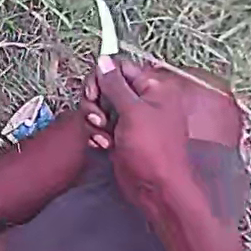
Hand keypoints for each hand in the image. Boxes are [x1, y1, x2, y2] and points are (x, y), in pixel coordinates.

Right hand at [81, 55, 235, 229]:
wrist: (155, 188)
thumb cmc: (153, 150)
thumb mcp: (132, 112)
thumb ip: (114, 84)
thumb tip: (104, 61)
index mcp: (153, 89)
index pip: (120, 68)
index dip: (103, 77)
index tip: (94, 91)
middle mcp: (142, 101)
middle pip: (105, 87)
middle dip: (95, 101)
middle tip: (99, 116)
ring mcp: (130, 119)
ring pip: (98, 106)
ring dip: (94, 120)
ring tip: (104, 133)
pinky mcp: (120, 135)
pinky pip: (99, 125)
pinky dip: (97, 134)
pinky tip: (104, 144)